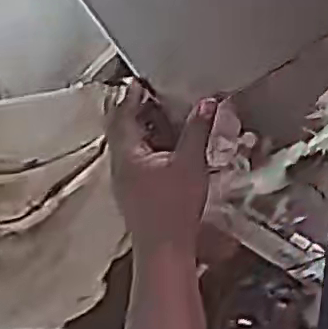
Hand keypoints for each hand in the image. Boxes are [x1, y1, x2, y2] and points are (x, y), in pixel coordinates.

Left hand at [106, 80, 220, 254]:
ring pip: (132, 143)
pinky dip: (152, 138)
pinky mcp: (137, 187)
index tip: (140, 80)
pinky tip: (170, 136)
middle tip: (155, 88)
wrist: (165, 248)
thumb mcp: (191, 161)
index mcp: (127, 156)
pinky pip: (139, 154)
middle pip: (123, 130)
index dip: (130, 98)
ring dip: (146, 123)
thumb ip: (197, 129)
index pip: (122, 119)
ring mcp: (127, 179)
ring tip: (165, 106)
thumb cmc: (174, 205)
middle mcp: (121, 166)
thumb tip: (206, 101)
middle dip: (138, 108)